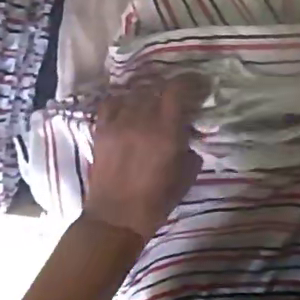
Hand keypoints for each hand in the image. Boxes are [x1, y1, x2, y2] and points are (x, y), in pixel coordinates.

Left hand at [84, 75, 205, 242]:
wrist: (116, 218)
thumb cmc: (156, 201)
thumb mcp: (187, 175)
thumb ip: (191, 149)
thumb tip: (190, 134)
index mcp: (166, 130)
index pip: (177, 89)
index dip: (190, 81)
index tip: (198, 83)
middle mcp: (141, 119)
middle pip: (156, 87)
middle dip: (170, 89)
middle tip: (177, 97)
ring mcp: (118, 122)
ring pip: (134, 93)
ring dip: (147, 94)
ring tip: (153, 102)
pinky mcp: (101, 130)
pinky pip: (111, 102)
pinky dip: (123, 101)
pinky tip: (128, 108)